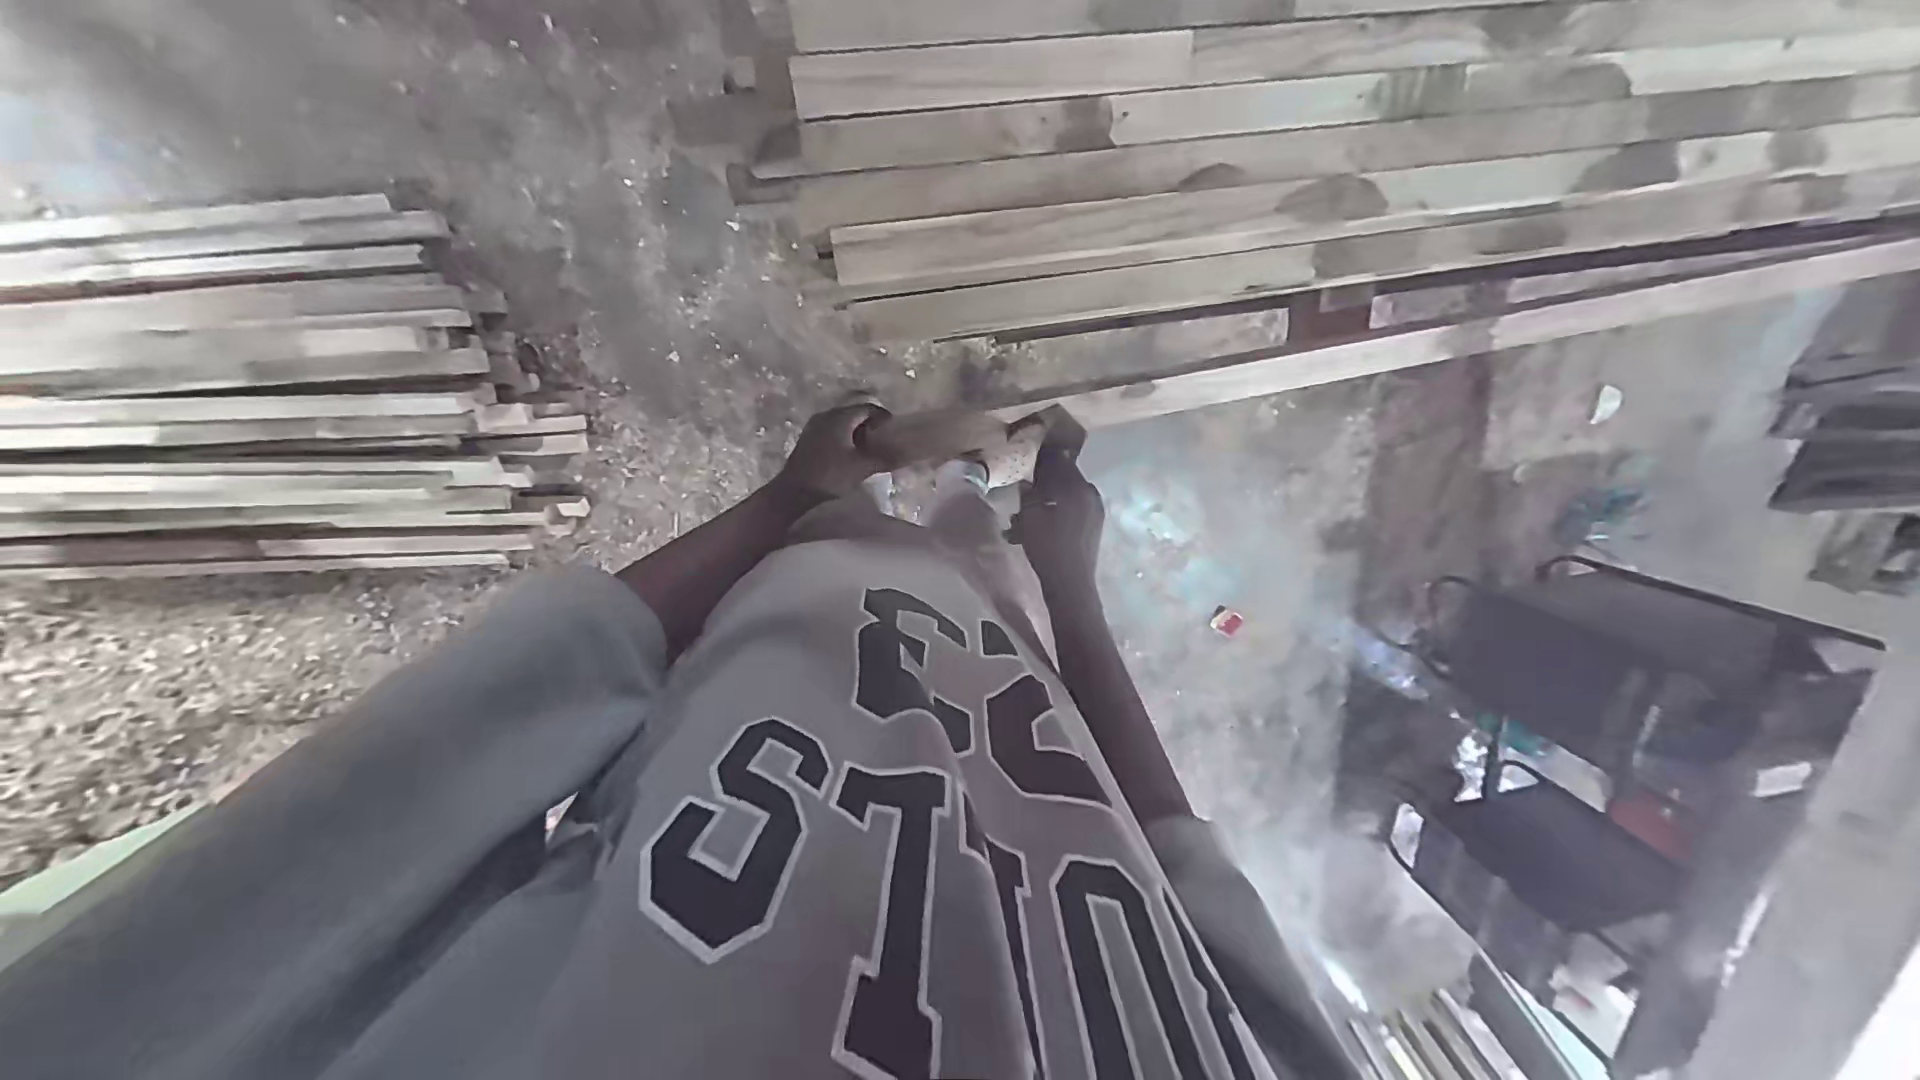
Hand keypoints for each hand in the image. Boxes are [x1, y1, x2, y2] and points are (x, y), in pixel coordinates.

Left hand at [771, 402, 892, 506]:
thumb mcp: (862, 467)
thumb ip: (884, 457)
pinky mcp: (808, 437)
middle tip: (883, 440)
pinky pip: (832, 430)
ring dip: (857, 431)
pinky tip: (848, 454)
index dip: (883, 418)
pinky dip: (844, 436)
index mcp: (841, 417)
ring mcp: (814, 425)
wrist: (794, 490)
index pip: (868, 408)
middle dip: (870, 424)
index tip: (894, 431)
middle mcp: (827, 415)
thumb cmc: (830, 475)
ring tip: (868, 448)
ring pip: (842, 422)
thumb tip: (906, 453)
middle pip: (854, 413)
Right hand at [1009, 412, 1102, 586]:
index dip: (1042, 455)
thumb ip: (1030, 491)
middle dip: (1043, 483)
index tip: (1028, 455)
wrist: (1070, 581)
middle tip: (1023, 493)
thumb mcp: (1030, 514)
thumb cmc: (1046, 545)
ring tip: (1025, 519)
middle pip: (1063, 478)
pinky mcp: (1094, 526)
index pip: (1058, 458)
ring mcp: (1095, 510)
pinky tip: (1040, 529)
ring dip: (1047, 502)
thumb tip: (1030, 478)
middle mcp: (1089, 492)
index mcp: (1075, 485)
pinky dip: (1056, 514)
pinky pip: (1072, 511)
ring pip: (1066, 496)